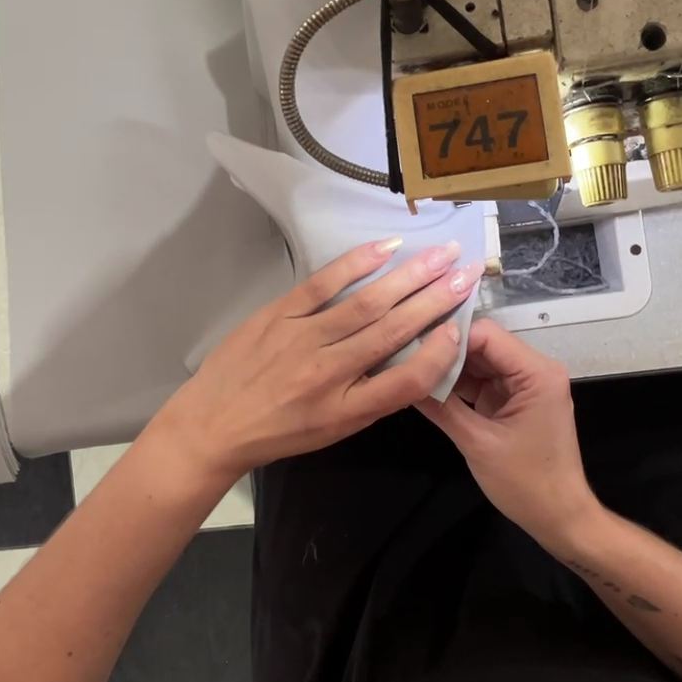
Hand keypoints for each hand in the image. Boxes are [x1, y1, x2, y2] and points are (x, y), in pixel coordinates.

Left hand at [151, 238, 483, 476]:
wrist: (212, 425)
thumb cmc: (278, 432)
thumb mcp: (332, 430)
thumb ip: (373, 397)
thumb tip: (412, 358)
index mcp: (346, 410)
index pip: (406, 381)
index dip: (438, 354)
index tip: (460, 329)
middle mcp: (328, 373)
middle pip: (393, 331)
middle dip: (436, 299)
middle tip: (469, 272)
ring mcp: (302, 338)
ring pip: (366, 303)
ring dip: (409, 277)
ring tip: (442, 255)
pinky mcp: (278, 314)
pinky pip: (323, 284)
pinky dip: (357, 264)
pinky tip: (386, 249)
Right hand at [416, 320, 601, 544]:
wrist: (558, 517)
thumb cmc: (526, 483)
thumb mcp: (478, 444)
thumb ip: (442, 407)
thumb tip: (404, 378)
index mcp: (537, 373)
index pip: (486, 334)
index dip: (449, 337)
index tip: (413, 346)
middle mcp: (535, 370)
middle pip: (482, 345)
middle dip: (445, 351)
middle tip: (405, 356)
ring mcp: (525, 384)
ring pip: (479, 362)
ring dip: (449, 368)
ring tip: (410, 368)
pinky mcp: (515, 399)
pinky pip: (482, 380)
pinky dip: (458, 385)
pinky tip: (428, 386)